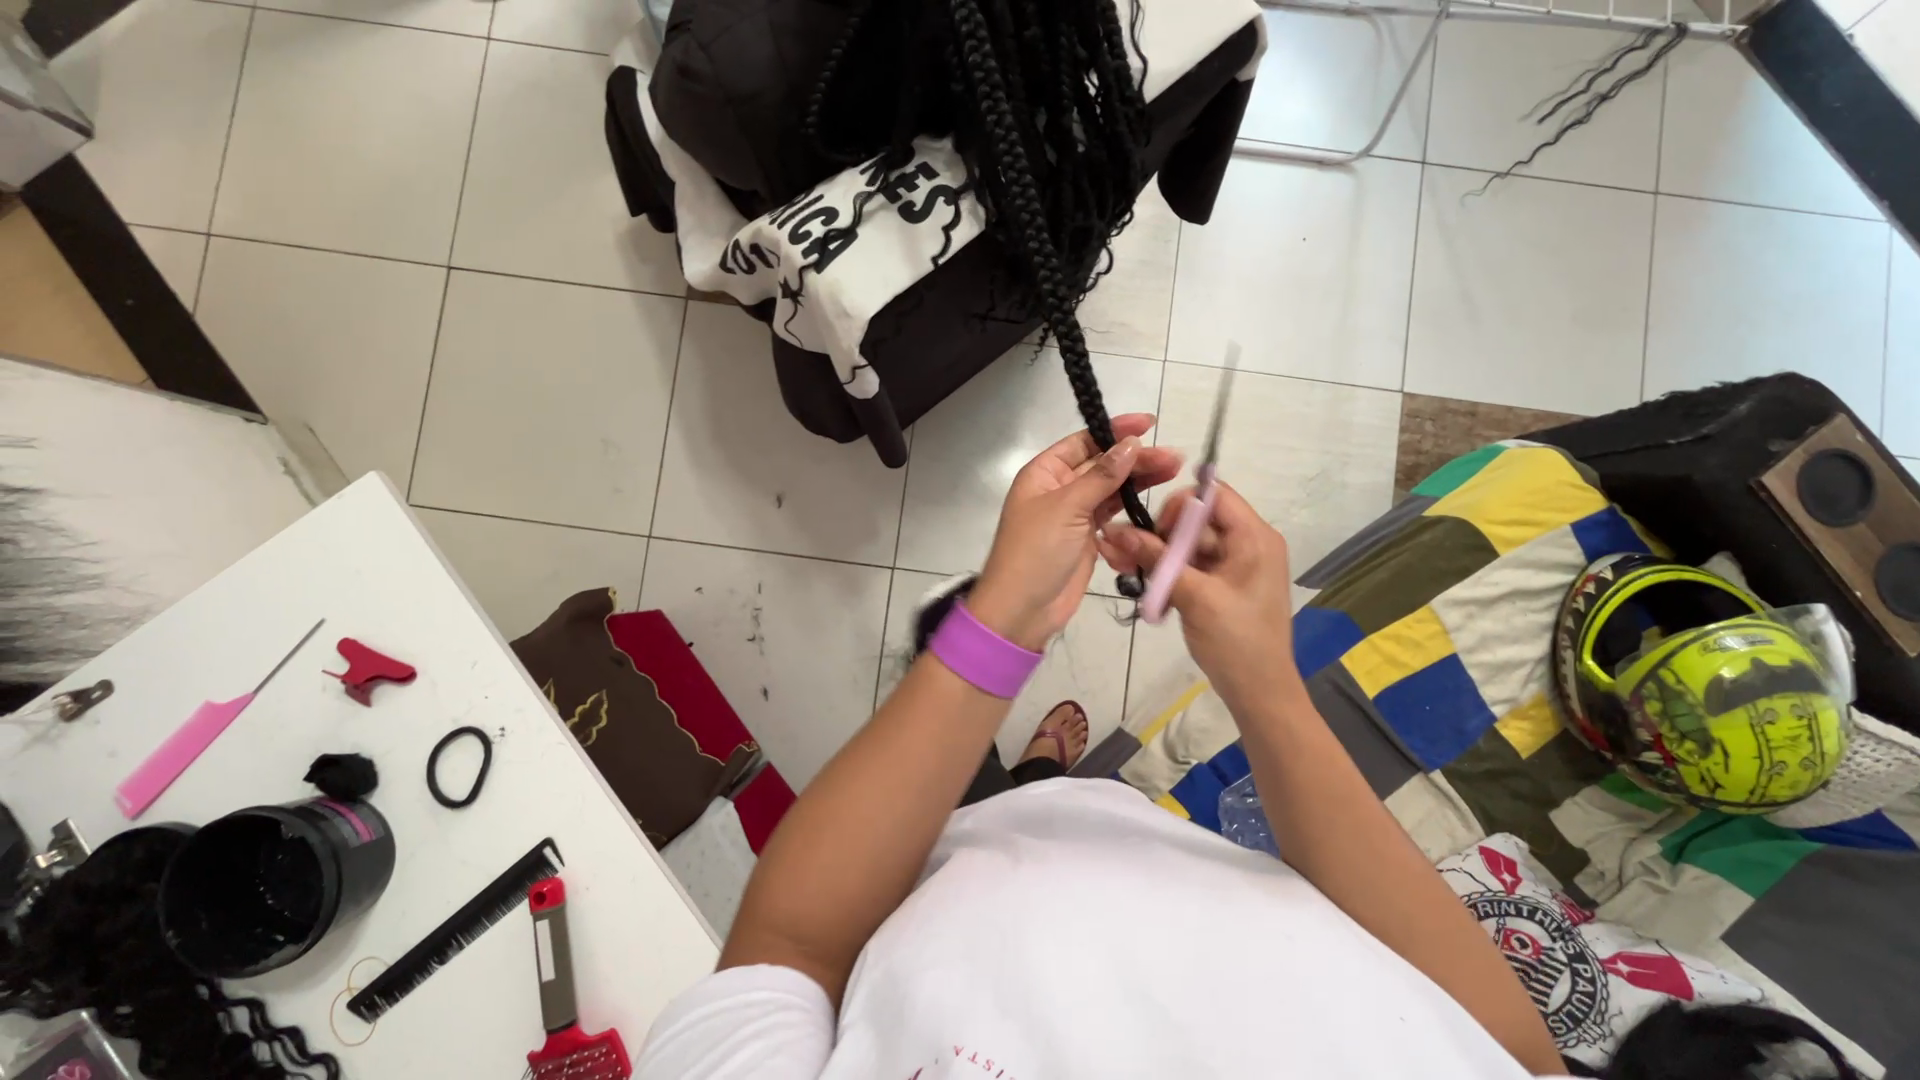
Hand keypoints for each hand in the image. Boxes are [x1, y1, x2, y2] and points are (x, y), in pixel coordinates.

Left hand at [967, 414, 1182, 649]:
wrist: (1023, 609)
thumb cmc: (1036, 552)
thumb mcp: (1067, 508)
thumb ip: (1101, 476)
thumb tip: (1130, 444)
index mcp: (1044, 473)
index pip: (1083, 442)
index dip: (1114, 431)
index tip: (1149, 424)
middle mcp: (1059, 489)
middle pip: (1102, 464)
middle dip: (1135, 458)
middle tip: (1173, 458)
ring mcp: (1074, 514)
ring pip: (1111, 489)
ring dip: (1139, 480)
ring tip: (1173, 471)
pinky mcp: (1087, 538)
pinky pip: (1113, 514)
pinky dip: (1132, 506)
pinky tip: (1156, 499)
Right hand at [1098, 482, 1300, 709]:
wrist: (1259, 693)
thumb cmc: (1237, 641)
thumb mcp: (1194, 596)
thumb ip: (1155, 559)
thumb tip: (1112, 530)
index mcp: (1254, 537)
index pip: (1212, 495)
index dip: (1179, 507)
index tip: (1156, 534)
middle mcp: (1247, 544)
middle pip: (1195, 521)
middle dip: (1159, 537)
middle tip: (1123, 556)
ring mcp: (1234, 566)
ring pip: (1187, 546)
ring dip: (1157, 558)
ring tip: (1126, 573)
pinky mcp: (1222, 586)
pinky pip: (1190, 568)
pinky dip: (1168, 575)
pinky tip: (1146, 590)